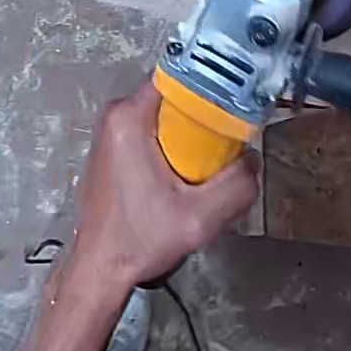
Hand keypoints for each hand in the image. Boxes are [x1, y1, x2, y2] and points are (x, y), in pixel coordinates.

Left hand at [69, 80, 258, 290]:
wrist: (98, 273)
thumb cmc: (140, 241)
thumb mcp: (199, 219)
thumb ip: (236, 186)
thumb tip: (253, 157)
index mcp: (130, 118)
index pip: (180, 77)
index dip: (211, 85)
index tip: (236, 103)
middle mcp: (116, 114)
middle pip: (175, 94)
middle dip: (204, 111)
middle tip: (227, 138)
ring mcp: (111, 129)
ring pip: (165, 111)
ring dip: (190, 128)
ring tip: (210, 156)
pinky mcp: (113, 145)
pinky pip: (153, 126)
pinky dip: (174, 139)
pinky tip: (187, 168)